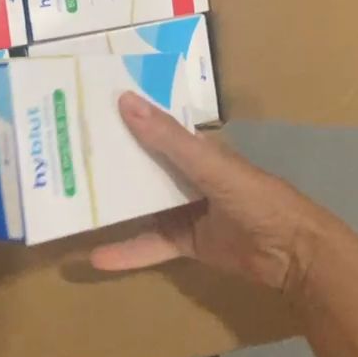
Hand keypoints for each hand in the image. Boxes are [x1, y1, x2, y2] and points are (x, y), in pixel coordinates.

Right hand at [90, 92, 338, 297]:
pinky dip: (126, 251)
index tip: (82, 110)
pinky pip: (150, 243)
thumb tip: (124, 99)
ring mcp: (184, 209)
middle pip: (141, 164)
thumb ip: (167, 138)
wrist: (294, 255)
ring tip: (70, 201)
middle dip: (108, 160)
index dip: (121, 117)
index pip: (152, 126)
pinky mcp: (186, 242)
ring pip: (141, 202)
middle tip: (62, 154)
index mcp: (195, 147)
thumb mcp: (209, 165)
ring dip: (112, 203)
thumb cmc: (255, 197)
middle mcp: (186, 174)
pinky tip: (96, 257)